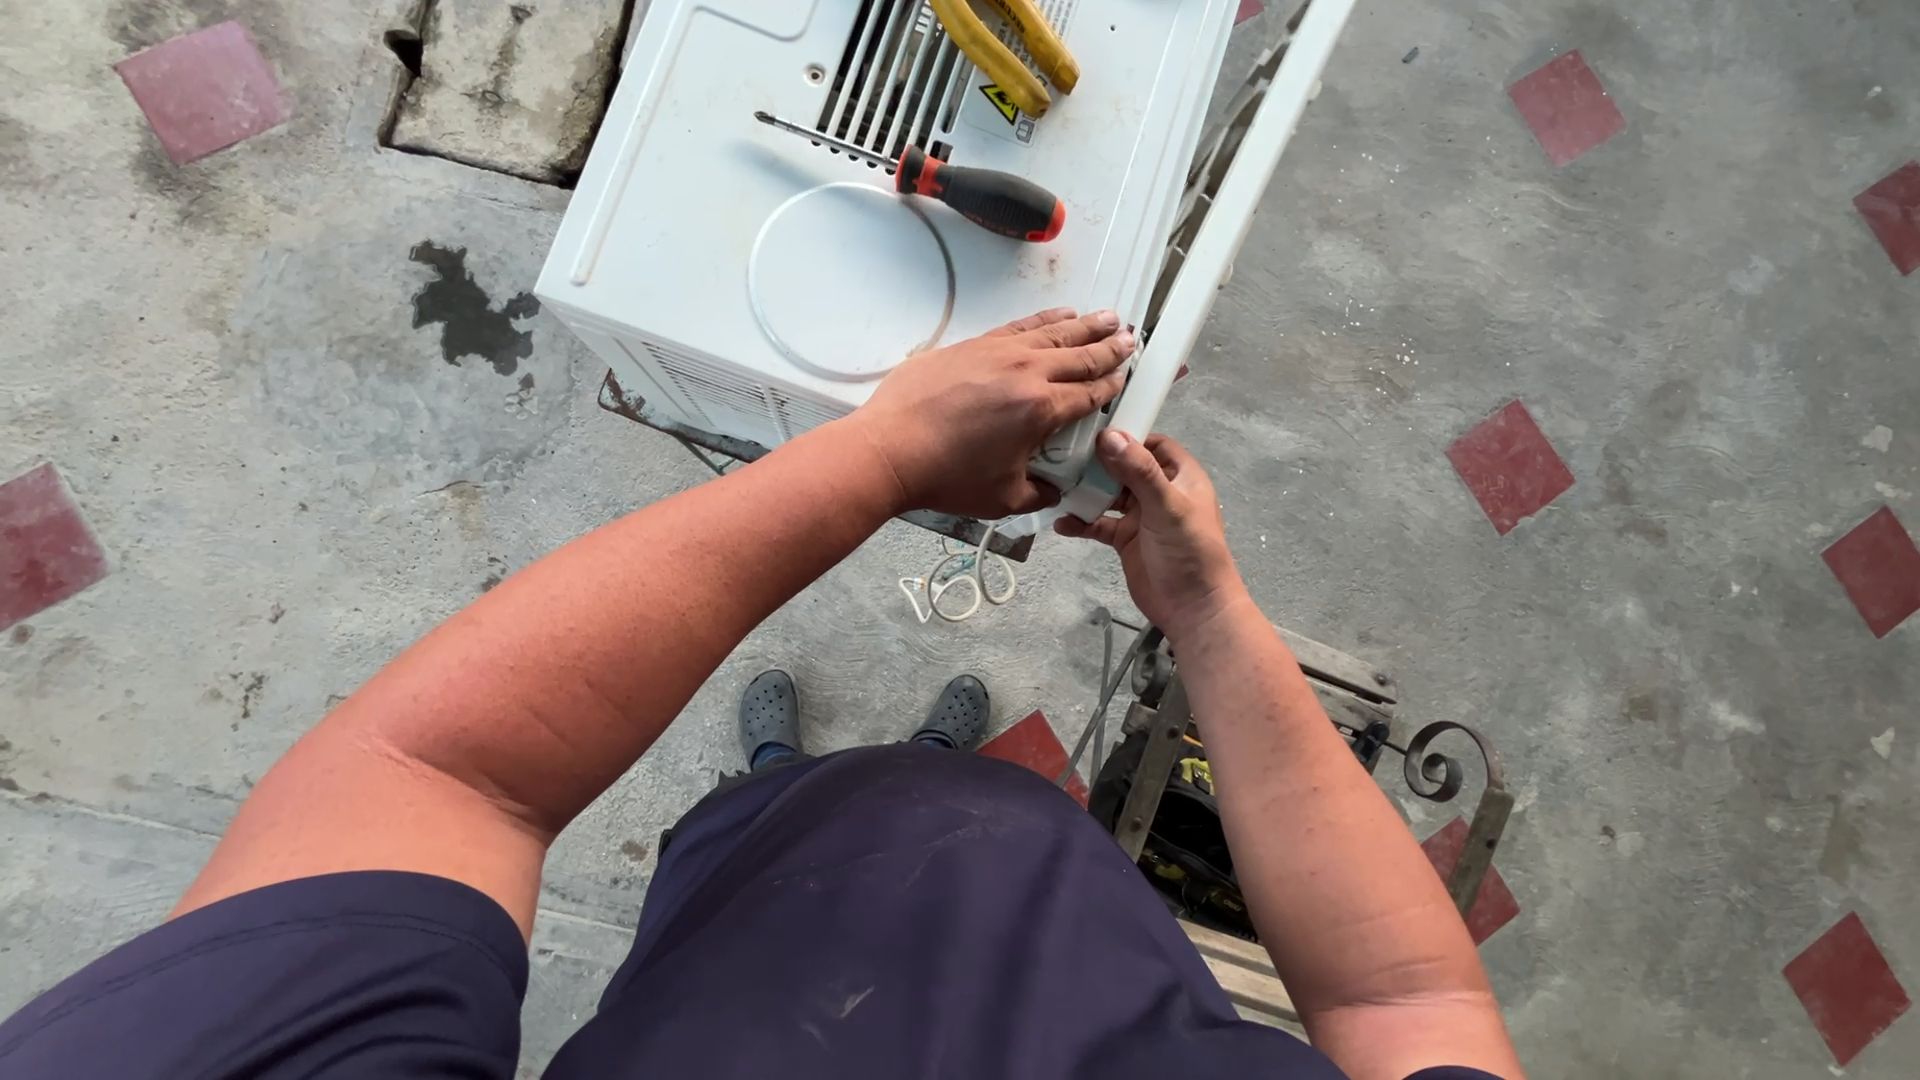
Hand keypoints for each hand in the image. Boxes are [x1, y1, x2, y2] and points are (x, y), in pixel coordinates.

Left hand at [847, 308, 1134, 517]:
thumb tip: (1053, 489)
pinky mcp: (972, 345)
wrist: (890, 450)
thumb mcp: (1003, 498)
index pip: (1089, 393)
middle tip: (1131, 339)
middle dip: (1109, 348)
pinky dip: (1044, 319)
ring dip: (1085, 325)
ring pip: (1053, 332)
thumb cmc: (946, 478)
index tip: (1125, 377)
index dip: (1111, 386)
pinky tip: (1058, 315)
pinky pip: (1019, 326)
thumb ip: (1038, 492)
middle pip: (1079, 355)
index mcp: (1041, 410)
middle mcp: (1026, 373)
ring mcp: (998, 352)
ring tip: (1108, 317)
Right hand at [1055, 432, 1248, 639]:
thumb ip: (1139, 472)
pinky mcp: (1125, 539)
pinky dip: (1082, 522)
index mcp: (1180, 476)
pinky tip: (1063, 523)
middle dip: (1097, 462)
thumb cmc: (1188, 552)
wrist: (1192, 608)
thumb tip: (1108, 436)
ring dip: (1086, 491)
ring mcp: (1141, 516)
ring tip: (1058, 485)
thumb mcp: (1166, 507)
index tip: (1092, 430)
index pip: (1152, 443)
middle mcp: (1160, 491)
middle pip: (1124, 466)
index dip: (1127, 436)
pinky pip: (1099, 524)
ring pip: (1108, 494)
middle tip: (1063, 454)